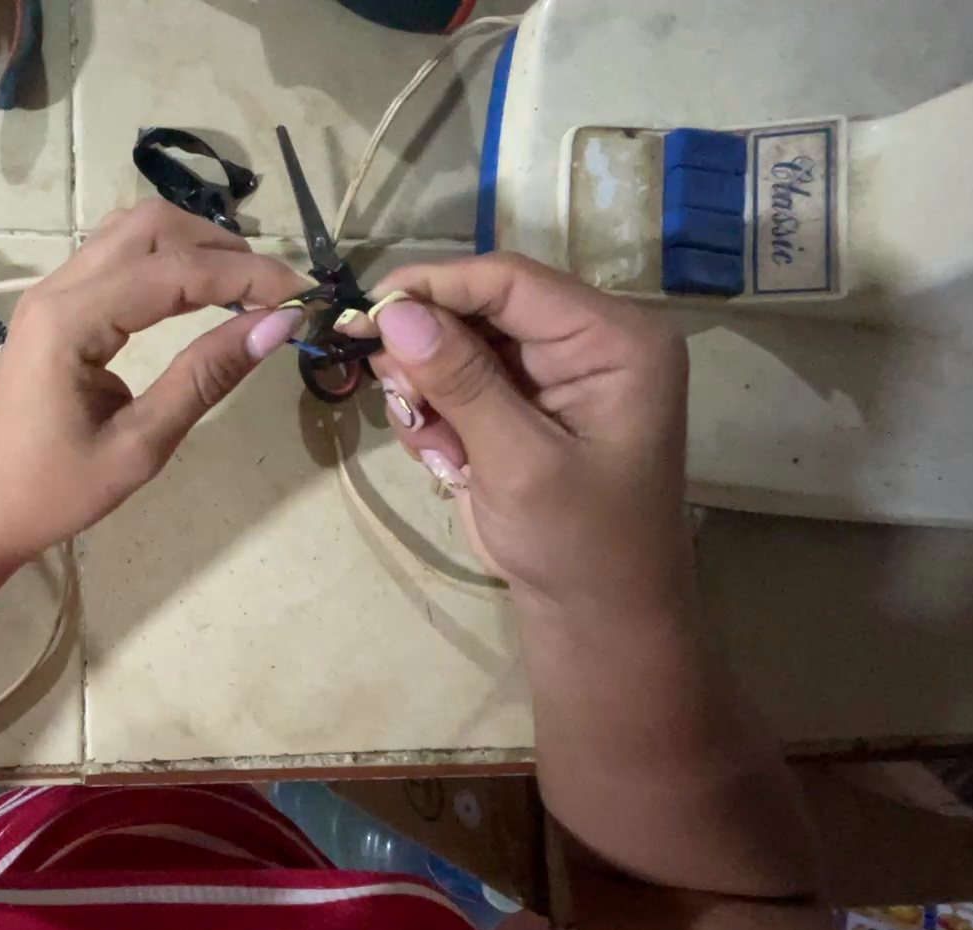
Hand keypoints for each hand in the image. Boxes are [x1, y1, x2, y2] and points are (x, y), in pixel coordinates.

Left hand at [0, 201, 306, 567]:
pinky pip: (112, 260)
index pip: (174, 270)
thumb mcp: (139, 445)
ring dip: (191, 246)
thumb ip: (204, 378)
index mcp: (70, 322)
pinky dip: (161, 263)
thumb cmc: (55, 492)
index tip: (302, 297)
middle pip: (150, 226)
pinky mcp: (51, 312)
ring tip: (243, 288)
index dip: (246, 276)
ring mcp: (48, 296)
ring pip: (130, 233)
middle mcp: (55, 291)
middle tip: (273, 292)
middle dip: (221, 247)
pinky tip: (194, 295)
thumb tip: (276, 326)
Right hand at [342, 252, 692, 611]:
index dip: (431, 287)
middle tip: (399, 401)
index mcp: (611, 339)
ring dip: (423, 395)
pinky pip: (446, 385)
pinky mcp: (510, 404)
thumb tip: (393, 315)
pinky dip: (429, 418)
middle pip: (472, 311)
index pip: (507, 281)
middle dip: (423, 355)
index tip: (361, 314)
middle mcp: (578, 343)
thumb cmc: (576, 539)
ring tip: (439, 449)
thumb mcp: (518, 460)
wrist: (589, 606)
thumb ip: (459, 383)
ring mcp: (542, 375)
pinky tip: (449, 461)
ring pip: (448, 349)